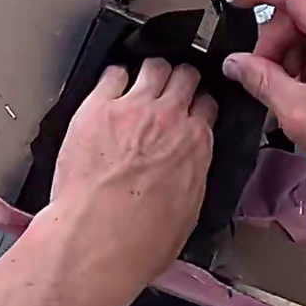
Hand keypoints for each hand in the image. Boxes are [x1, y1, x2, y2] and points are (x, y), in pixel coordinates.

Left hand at [41, 58, 217, 292]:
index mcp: (195, 142)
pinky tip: (112, 83)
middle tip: (173, 84)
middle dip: (182, 78)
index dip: (201, 101)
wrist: (98, 239)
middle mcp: (169, 118)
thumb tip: (188, 172)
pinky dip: (115, 76)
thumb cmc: (141, 238)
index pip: (208, 104)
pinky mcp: (97, 108)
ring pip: (154, 66)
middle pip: (185, 76)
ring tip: (145, 78)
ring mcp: (133, 108)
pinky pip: (112, 74)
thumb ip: (192, 176)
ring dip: (152, 71)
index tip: (196, 104)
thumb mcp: (189, 210)